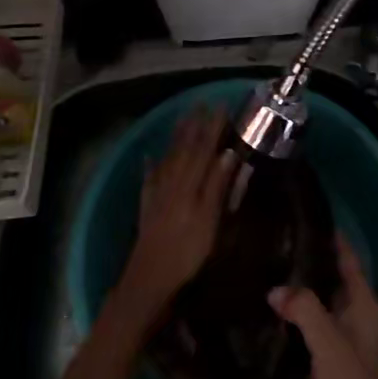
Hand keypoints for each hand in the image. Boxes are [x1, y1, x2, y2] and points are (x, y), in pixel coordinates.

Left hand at [121, 103, 237, 303]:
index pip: (204, 148)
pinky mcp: (147, 204)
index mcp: (192, 184)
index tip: (222, 106)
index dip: (213, 127)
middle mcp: (173, 181)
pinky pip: (150, 176)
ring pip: (168, 156)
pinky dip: (152, 163)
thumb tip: (229, 154)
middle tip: (202, 102)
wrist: (150, 276)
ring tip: (182, 117)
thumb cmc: (188, 251)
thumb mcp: (211, 220)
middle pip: (185, 148)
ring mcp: (158, 192)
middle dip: (195, 124)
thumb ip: (219, 186)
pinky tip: (150, 155)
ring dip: (176, 136)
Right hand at [268, 236, 377, 378]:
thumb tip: (273, 288)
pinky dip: (285, 309)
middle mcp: (349, 310)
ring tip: (259, 257)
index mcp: (362, 302)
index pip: (345, 256)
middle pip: (325, 273)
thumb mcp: (331, 344)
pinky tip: (261, 299)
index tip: (301, 209)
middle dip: (303, 255)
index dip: (328, 233)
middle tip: (269, 231)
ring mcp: (334, 331)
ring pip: (311, 297)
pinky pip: (301, 321)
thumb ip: (305, 310)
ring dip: (292, 283)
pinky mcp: (318, 352)